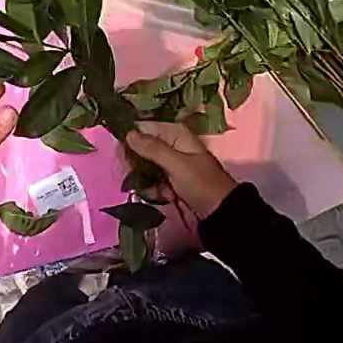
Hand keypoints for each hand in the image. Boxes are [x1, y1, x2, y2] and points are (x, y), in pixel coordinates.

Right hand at [125, 122, 239, 219]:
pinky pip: (149, 181)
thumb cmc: (202, 184)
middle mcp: (169, 145)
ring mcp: (168, 164)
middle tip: (136, 176)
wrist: (221, 214)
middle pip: (139, 148)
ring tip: (155, 189)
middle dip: (136, 163)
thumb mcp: (177, 164)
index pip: (143, 128)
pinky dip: (151, 189)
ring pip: (142, 166)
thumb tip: (127, 133)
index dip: (130, 139)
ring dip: (143, 179)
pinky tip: (161, 196)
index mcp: (175, 134)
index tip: (121, 154)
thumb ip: (152, 148)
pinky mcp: (167, 181)